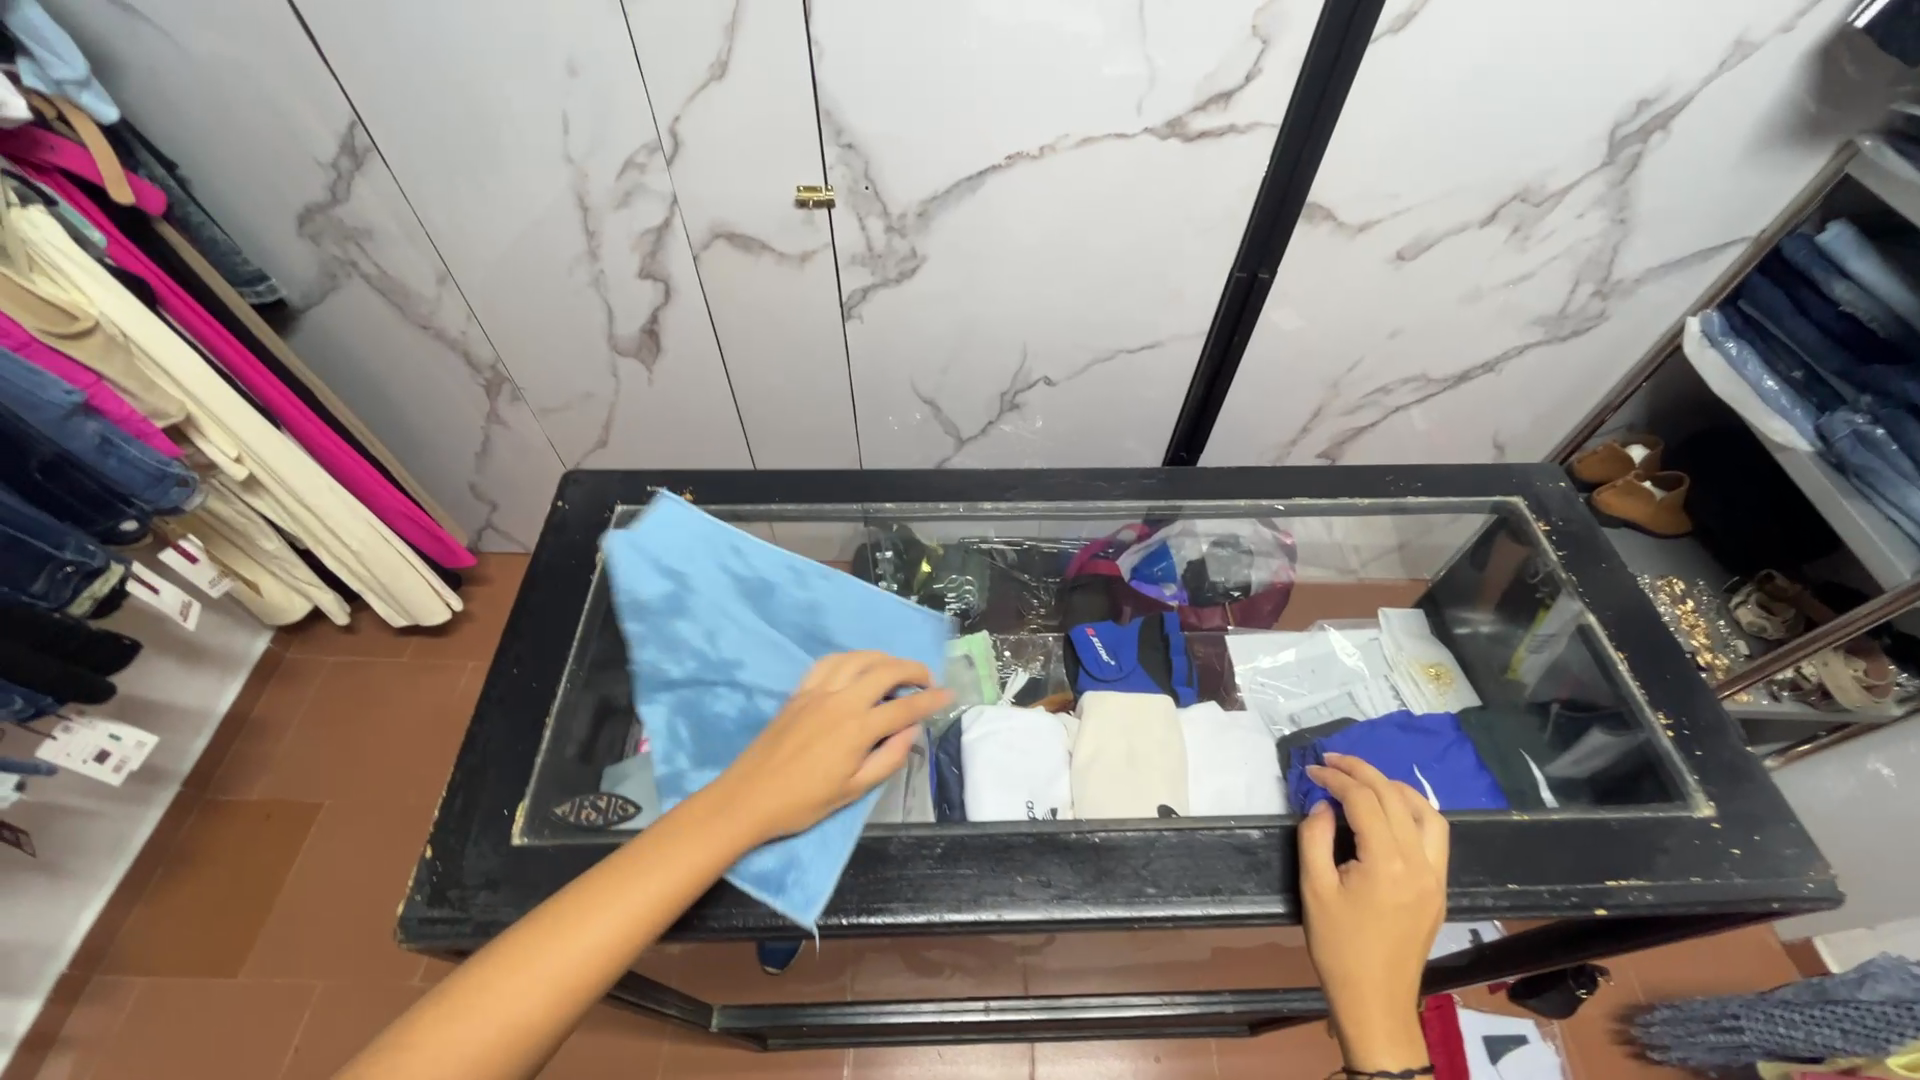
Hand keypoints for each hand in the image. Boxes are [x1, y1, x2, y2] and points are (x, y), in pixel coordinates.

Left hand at [708, 651, 952, 846]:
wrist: (748, 798)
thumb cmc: (803, 803)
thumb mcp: (854, 791)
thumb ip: (888, 758)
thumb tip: (911, 731)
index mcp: (857, 729)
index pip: (904, 708)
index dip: (931, 700)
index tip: (949, 695)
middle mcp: (840, 701)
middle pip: (885, 671)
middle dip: (912, 670)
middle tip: (927, 680)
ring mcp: (817, 692)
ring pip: (858, 658)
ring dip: (884, 658)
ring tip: (897, 669)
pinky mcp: (799, 692)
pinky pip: (829, 662)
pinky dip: (851, 658)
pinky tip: (857, 666)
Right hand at [1299, 752, 1449, 1072]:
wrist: (1375, 998)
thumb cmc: (1338, 945)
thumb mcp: (1313, 887)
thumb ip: (1314, 837)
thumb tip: (1323, 805)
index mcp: (1387, 862)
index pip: (1364, 801)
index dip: (1336, 779)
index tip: (1311, 771)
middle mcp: (1420, 863)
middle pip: (1395, 798)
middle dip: (1362, 773)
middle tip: (1331, 761)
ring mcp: (1435, 876)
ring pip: (1426, 813)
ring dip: (1395, 788)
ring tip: (1364, 779)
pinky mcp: (1439, 888)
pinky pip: (1436, 836)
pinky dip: (1414, 811)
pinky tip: (1391, 810)